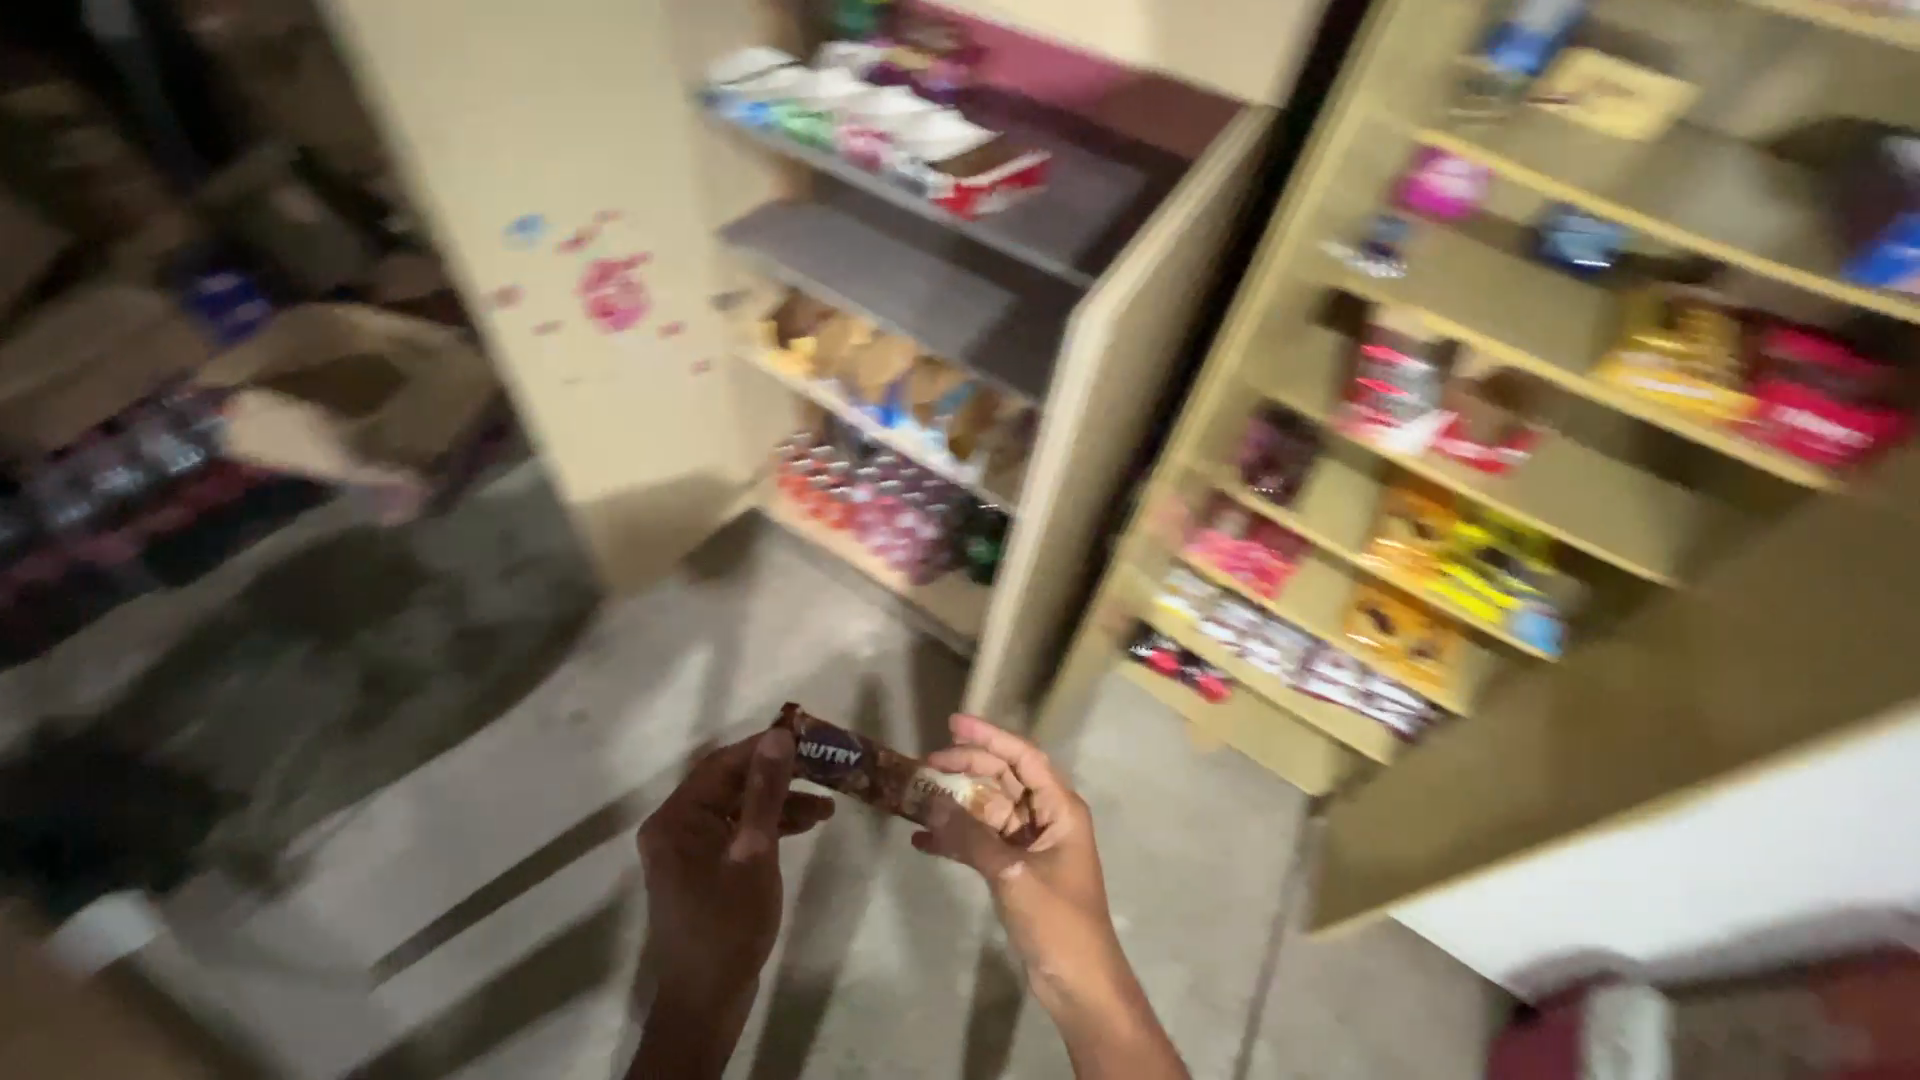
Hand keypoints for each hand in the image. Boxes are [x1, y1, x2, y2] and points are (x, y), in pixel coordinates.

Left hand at [630, 728, 832, 1078]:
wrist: (706, 1001)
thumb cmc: (728, 924)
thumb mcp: (754, 853)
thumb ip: (766, 792)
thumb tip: (779, 736)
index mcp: (677, 818)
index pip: (722, 764)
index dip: (764, 746)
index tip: (808, 739)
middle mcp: (675, 826)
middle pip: (730, 782)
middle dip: (777, 775)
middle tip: (822, 769)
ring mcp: (687, 849)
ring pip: (737, 807)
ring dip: (778, 802)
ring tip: (825, 806)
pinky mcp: (703, 868)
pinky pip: (736, 831)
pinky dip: (768, 826)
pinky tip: (804, 826)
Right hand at [913, 715, 1185, 1078]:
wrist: (1078, 982)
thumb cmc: (1057, 920)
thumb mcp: (1013, 874)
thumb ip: (971, 836)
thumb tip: (931, 803)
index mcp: (1060, 808)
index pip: (1024, 756)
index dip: (990, 736)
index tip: (953, 723)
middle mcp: (1046, 818)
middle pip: (1004, 777)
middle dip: (968, 766)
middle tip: (928, 762)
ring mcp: (1030, 844)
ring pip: (988, 808)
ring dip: (956, 803)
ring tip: (918, 796)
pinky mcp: (1015, 869)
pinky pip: (981, 841)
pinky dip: (955, 839)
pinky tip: (923, 841)